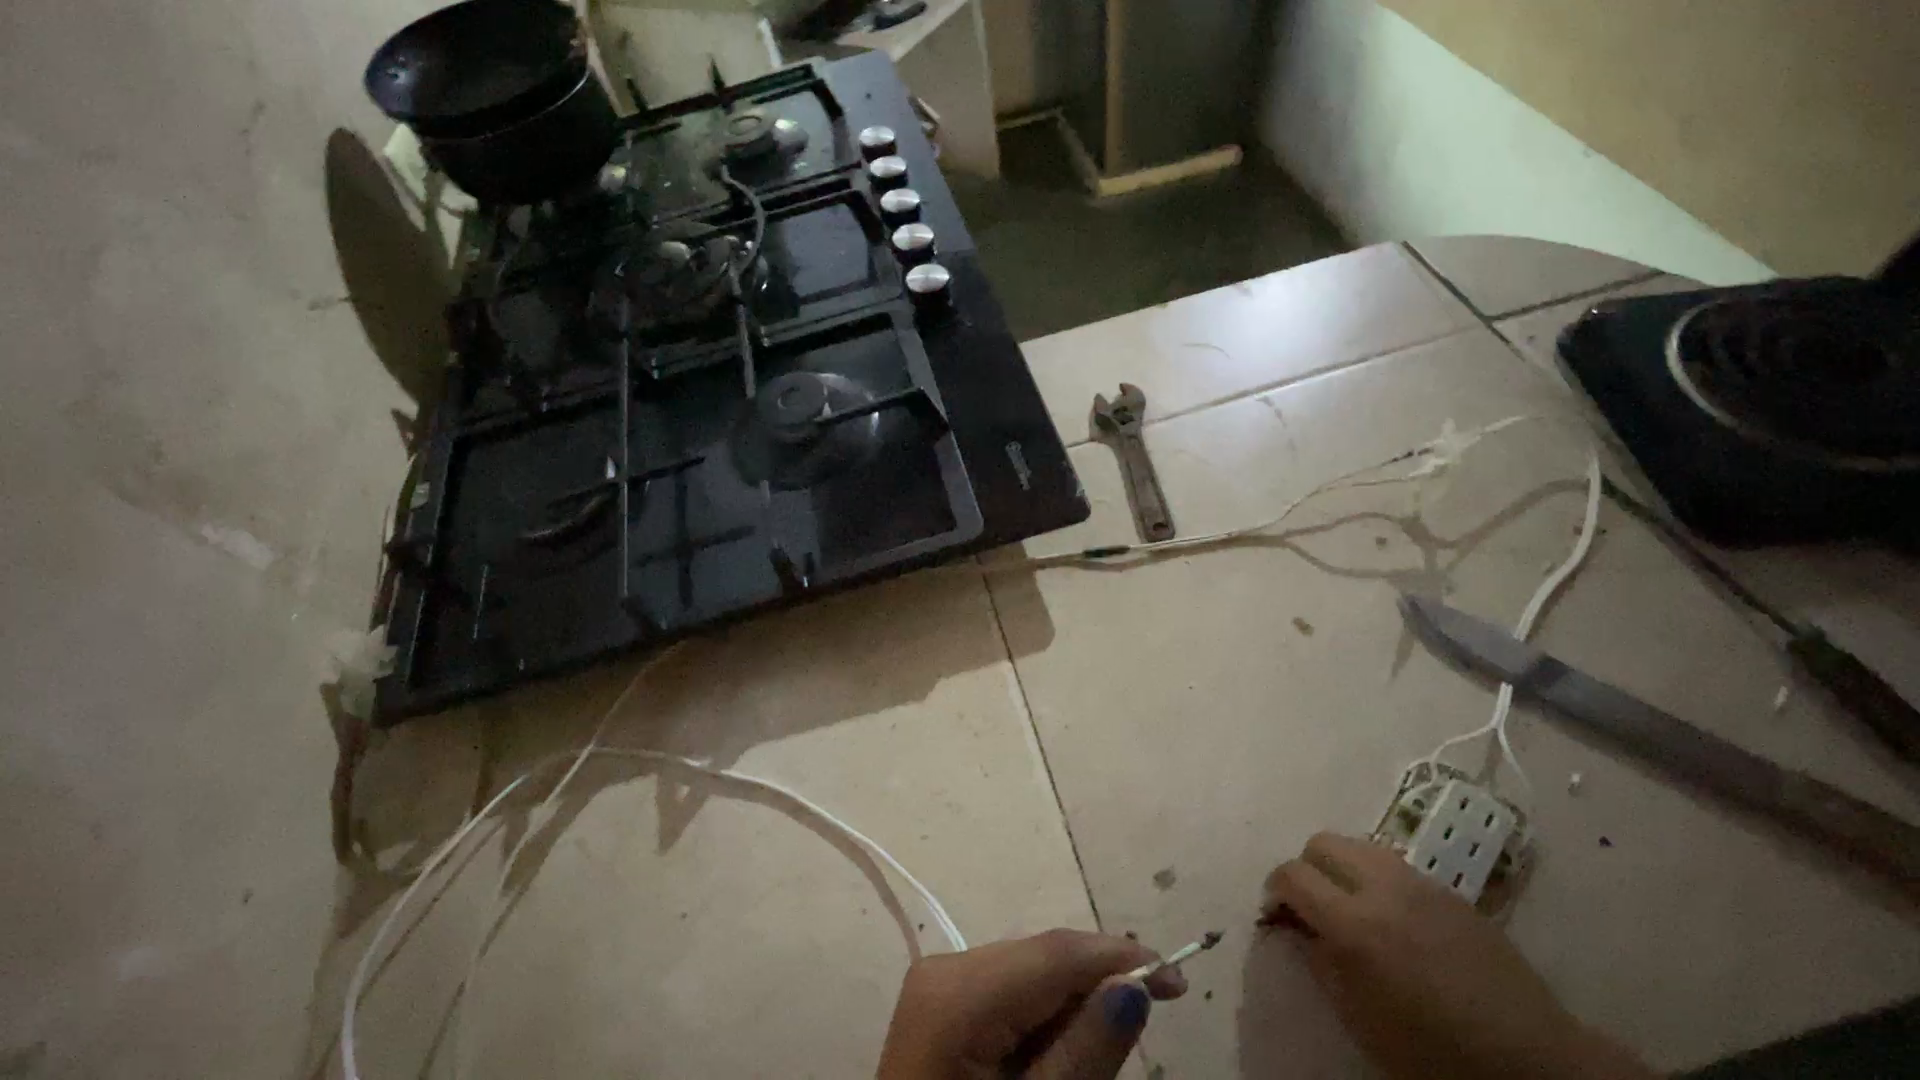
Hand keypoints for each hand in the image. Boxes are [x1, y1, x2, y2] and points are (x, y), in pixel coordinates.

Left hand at [877, 928, 1187, 1079]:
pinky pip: (1007, 989)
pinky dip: (1039, 1016)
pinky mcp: (940, 999)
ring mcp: (938, 980)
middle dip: (1095, 986)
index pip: (1057, 952)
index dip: (1122, 956)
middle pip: (1043, 957)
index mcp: (961, 990)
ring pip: (1029, 970)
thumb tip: (1134, 983)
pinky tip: (1047, 1057)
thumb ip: (1085, 1048)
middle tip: (1137, 1033)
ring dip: (1069, 1005)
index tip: (1179, 982)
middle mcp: (945, 966)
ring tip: (1081, 1062)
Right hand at [1263, 833, 1656, 1079]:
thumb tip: (1298, 931)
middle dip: (1307, 867)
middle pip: (1323, 843)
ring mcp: (1422, 883)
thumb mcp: (1360, 1019)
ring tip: (1351, 907)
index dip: (1275, 890)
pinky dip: (1379, 879)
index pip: (1292, 875)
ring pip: (1362, 846)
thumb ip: (1321, 964)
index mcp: (1355, 924)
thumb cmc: (1433, 1050)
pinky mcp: (1451, 890)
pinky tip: (1393, 919)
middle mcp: (1384, 888)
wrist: (1528, 1056)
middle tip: (1311, 905)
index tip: (1278, 914)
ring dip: (1344, 868)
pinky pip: (1398, 866)